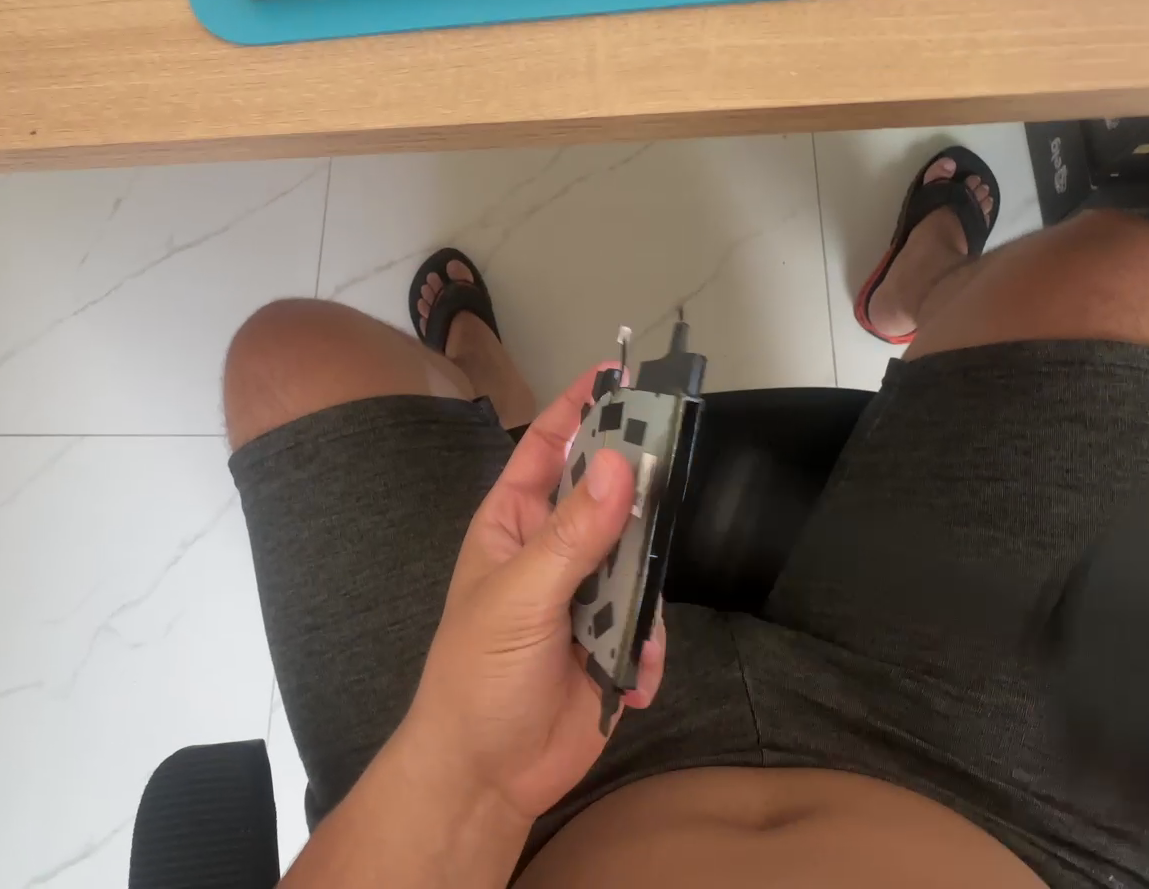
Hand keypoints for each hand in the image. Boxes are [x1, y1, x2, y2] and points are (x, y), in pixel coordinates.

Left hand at [398, 364, 667, 820]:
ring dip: (641, 595)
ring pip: (639, 558)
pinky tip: (627, 678)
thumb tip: (624, 464)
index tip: (618, 373)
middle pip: (609, 497)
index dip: (580, 407)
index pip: (550, 446)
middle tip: (668, 488)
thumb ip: (575, 534)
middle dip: (637, 501)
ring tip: (628, 630)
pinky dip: (646, 650)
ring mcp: (587, 591)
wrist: (488, 775)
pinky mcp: (614, 637)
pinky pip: (650, 621)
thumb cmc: (479, 673)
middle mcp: (554, 546)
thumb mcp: (521, 596)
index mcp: (515, 520)